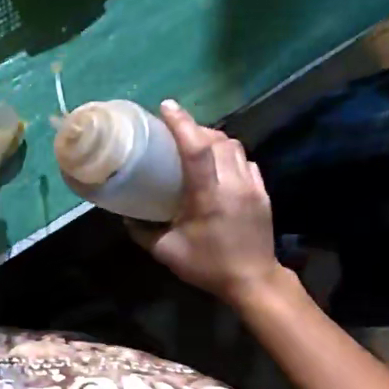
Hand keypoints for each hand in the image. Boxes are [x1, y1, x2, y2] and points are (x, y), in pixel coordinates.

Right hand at [128, 101, 287, 303]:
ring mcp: (252, 186)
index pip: (196, 149)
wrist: (253, 281)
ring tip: (196, 142)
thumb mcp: (167, 252)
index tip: (166, 107)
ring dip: (214, 138)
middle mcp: (233, 184)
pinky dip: (230, 154)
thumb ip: (143, 232)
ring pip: (235, 147)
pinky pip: (245, 161)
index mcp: (209, 196)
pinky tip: (218, 163)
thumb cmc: (208, 266)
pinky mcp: (262, 192)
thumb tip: (126, 216)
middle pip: (217, 140)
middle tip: (176, 128)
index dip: (181, 123)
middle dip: (196, 128)